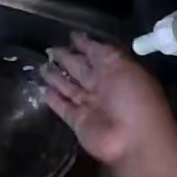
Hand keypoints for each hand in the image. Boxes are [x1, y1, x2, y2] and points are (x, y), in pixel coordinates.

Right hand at [41, 33, 176, 176]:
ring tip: (42, 65)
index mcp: (118, 72)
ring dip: (57, 77)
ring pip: (70, 87)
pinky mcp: (78, 122)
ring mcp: (91, 105)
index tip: (71, 35)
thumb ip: (103, 54)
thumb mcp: (123, 67)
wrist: (133, 141)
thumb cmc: (134, 99)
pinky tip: (44, 89)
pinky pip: (64, 107)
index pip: (98, 54)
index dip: (85, 44)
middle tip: (50, 49)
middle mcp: (104, 87)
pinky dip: (54, 100)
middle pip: (81, 69)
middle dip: (67, 58)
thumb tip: (86, 42)